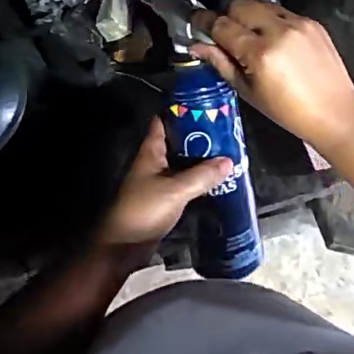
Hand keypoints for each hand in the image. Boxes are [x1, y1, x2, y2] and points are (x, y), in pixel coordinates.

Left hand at [94, 117, 232, 250]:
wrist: (124, 246)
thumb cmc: (144, 209)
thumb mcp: (176, 190)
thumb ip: (202, 175)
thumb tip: (229, 160)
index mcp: (151, 150)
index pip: (163, 120)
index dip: (181, 110)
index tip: (205, 106)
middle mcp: (153, 161)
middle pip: (177, 141)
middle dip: (198, 136)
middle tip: (225, 132)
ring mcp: (158, 180)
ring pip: (181, 162)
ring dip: (200, 158)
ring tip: (226, 153)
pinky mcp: (163, 198)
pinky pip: (183, 181)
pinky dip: (197, 178)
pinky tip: (215, 180)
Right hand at [190, 0, 353, 149]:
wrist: (336, 111)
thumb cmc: (287, 110)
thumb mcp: (248, 92)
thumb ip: (221, 63)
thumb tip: (195, 45)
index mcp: (260, 54)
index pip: (222, 25)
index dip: (204, 21)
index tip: (196, 21)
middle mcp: (278, 31)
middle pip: (239, 4)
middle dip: (227, 14)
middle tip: (225, 31)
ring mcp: (297, 23)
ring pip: (260, 2)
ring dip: (248, 14)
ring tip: (250, 34)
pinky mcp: (311, 22)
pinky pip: (280, 10)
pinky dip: (269, 19)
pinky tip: (273, 38)